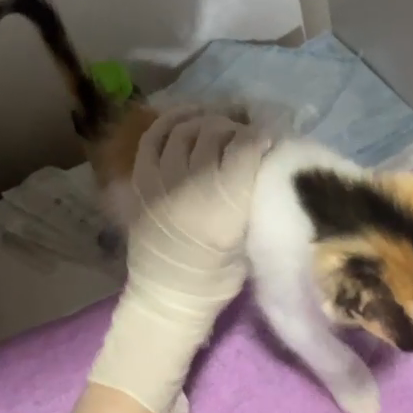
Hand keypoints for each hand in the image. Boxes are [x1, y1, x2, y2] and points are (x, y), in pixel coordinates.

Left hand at [88, 108, 270, 412]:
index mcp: (223, 204)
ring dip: (208, 121)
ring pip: (186, 129)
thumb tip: (267, 155)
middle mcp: (190, 184)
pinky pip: (155, 136)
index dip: (261, 135)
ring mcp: (161, 179)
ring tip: (221, 125)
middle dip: (236, 127)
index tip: (271, 136)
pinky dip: (173, 121)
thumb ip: (256, 193)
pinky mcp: (141, 179)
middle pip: (215, 131)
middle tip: (247, 135)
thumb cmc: (219, 274)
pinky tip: (190, 118)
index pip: (245, 147)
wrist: (169, 294)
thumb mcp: (251, 236)